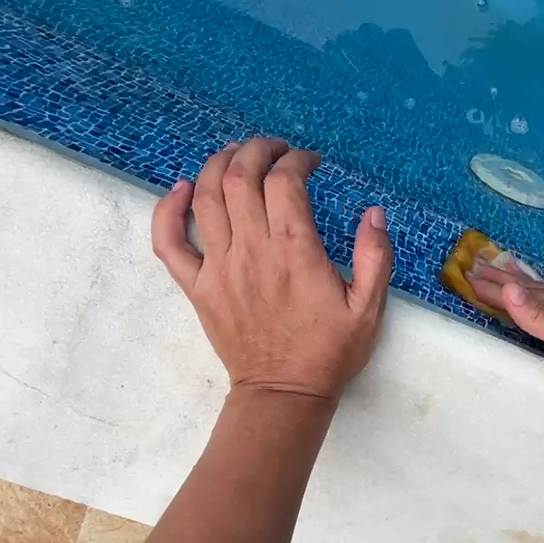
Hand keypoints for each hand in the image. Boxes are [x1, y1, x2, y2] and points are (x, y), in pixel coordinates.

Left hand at [152, 139, 393, 401]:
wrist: (284, 393)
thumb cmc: (331, 350)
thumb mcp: (370, 306)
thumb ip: (375, 256)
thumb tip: (373, 213)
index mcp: (295, 251)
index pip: (285, 182)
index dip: (297, 160)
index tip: (312, 161)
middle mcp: (252, 250)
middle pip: (240, 177)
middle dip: (257, 150)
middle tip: (276, 149)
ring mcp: (218, 267)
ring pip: (205, 197)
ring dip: (219, 164)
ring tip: (238, 155)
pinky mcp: (197, 286)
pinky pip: (169, 241)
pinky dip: (169, 209)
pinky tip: (183, 189)